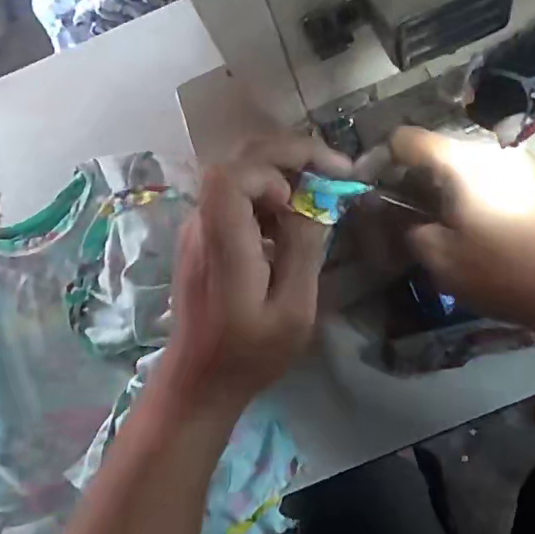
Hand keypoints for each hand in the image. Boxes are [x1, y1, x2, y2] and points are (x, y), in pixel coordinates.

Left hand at [158, 135, 353, 410]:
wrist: (199, 379)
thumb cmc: (249, 354)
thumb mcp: (294, 311)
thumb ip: (304, 250)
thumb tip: (314, 200)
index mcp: (221, 242)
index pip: (232, 173)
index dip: (275, 167)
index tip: (309, 192)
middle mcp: (202, 224)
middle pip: (238, 159)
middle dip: (291, 154)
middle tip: (336, 169)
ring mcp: (198, 227)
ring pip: (239, 172)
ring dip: (285, 171)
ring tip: (324, 189)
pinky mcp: (203, 235)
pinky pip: (238, 195)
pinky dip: (272, 192)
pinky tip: (296, 216)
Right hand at [387, 126, 534, 346]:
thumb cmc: (511, 273)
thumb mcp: (444, 260)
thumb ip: (407, 229)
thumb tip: (391, 211)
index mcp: (462, 160)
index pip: (404, 139)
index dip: (378, 162)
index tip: (371, 195)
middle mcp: (494, 150)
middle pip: (438, 153)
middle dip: (413, 183)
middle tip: (406, 224)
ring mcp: (525, 165)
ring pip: (469, 170)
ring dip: (447, 194)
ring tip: (447, 234)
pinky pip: (497, 183)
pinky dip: (478, 201)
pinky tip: (487, 237)